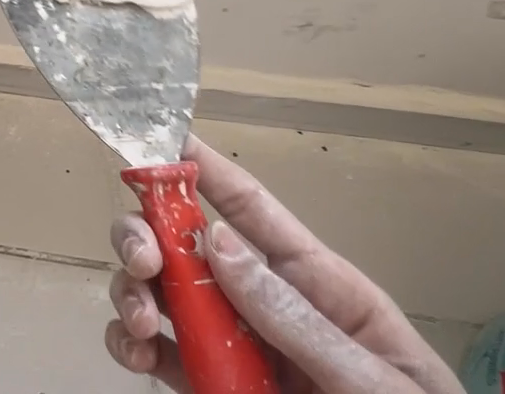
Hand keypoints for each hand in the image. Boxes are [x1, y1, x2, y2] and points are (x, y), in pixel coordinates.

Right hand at [106, 136, 462, 393]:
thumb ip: (298, 319)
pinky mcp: (210, 384)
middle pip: (182, 241)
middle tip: (143, 262)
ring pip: (156, 289)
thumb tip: (215, 238)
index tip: (153, 135)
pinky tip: (134, 352)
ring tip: (139, 326)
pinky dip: (127, 342)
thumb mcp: (378, 384)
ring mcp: (233, 345)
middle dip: (144, 236)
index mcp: (316, 285)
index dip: (201, 165)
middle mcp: (261, 301)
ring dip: (131, 292)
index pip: (250, 208)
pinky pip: (153, 349)